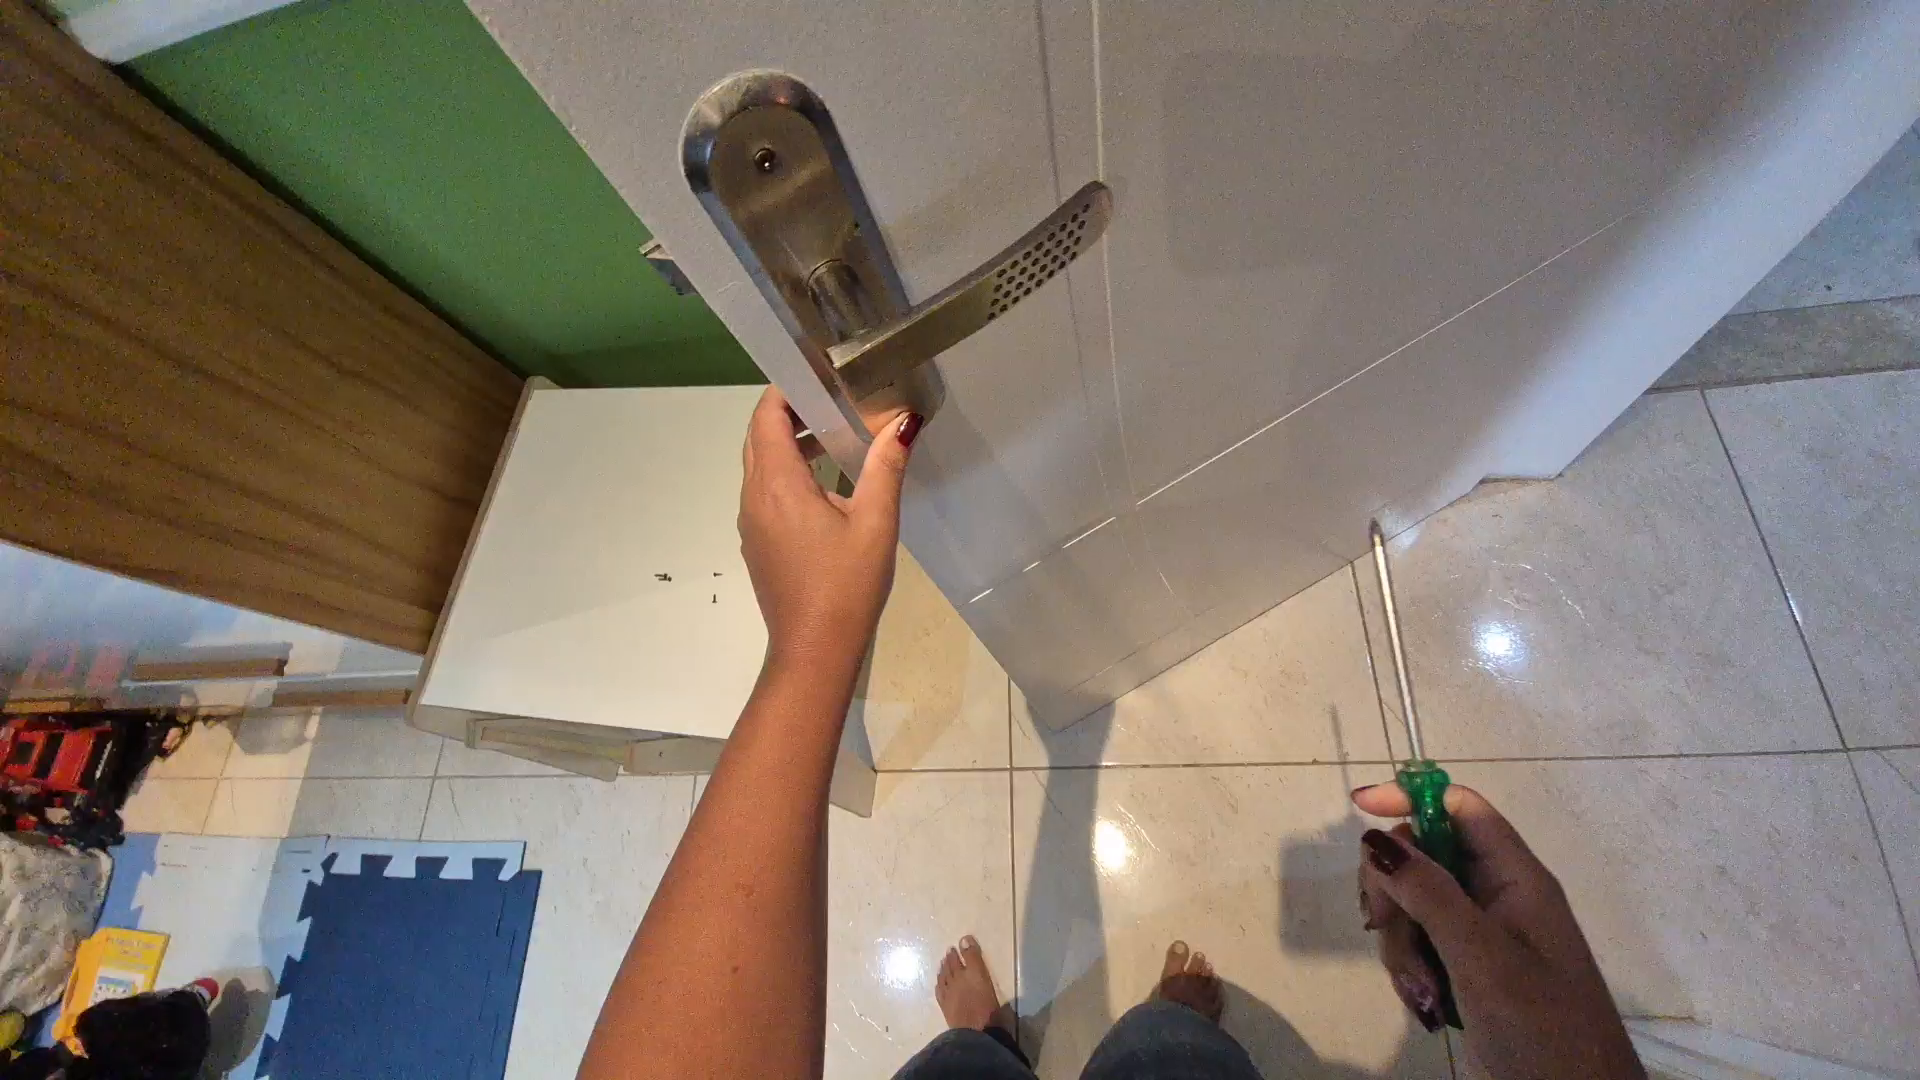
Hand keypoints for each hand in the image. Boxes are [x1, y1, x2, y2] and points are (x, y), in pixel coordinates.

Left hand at [738, 386, 923, 671]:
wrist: (814, 650)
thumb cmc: (845, 584)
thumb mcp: (875, 523)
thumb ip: (885, 467)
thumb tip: (904, 423)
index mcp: (778, 485)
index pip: (765, 417)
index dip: (785, 390)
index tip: (818, 377)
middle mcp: (754, 498)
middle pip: (758, 438)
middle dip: (789, 415)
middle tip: (833, 403)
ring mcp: (751, 524)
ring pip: (761, 467)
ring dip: (790, 447)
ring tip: (835, 440)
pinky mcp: (757, 544)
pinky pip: (765, 494)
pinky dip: (787, 476)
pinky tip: (825, 489)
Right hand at [1353, 783, 1644, 1079]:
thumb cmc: (1542, 1028)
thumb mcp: (1481, 956)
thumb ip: (1428, 892)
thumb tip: (1374, 836)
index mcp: (1515, 878)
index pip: (1459, 807)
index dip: (1411, 795)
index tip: (1361, 807)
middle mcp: (1494, 895)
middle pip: (1418, 853)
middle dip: (1391, 887)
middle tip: (1383, 921)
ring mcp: (1475, 931)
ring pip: (1407, 898)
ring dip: (1398, 936)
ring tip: (1419, 984)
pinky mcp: (1460, 963)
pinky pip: (1411, 936)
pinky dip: (1405, 962)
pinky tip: (1420, 997)